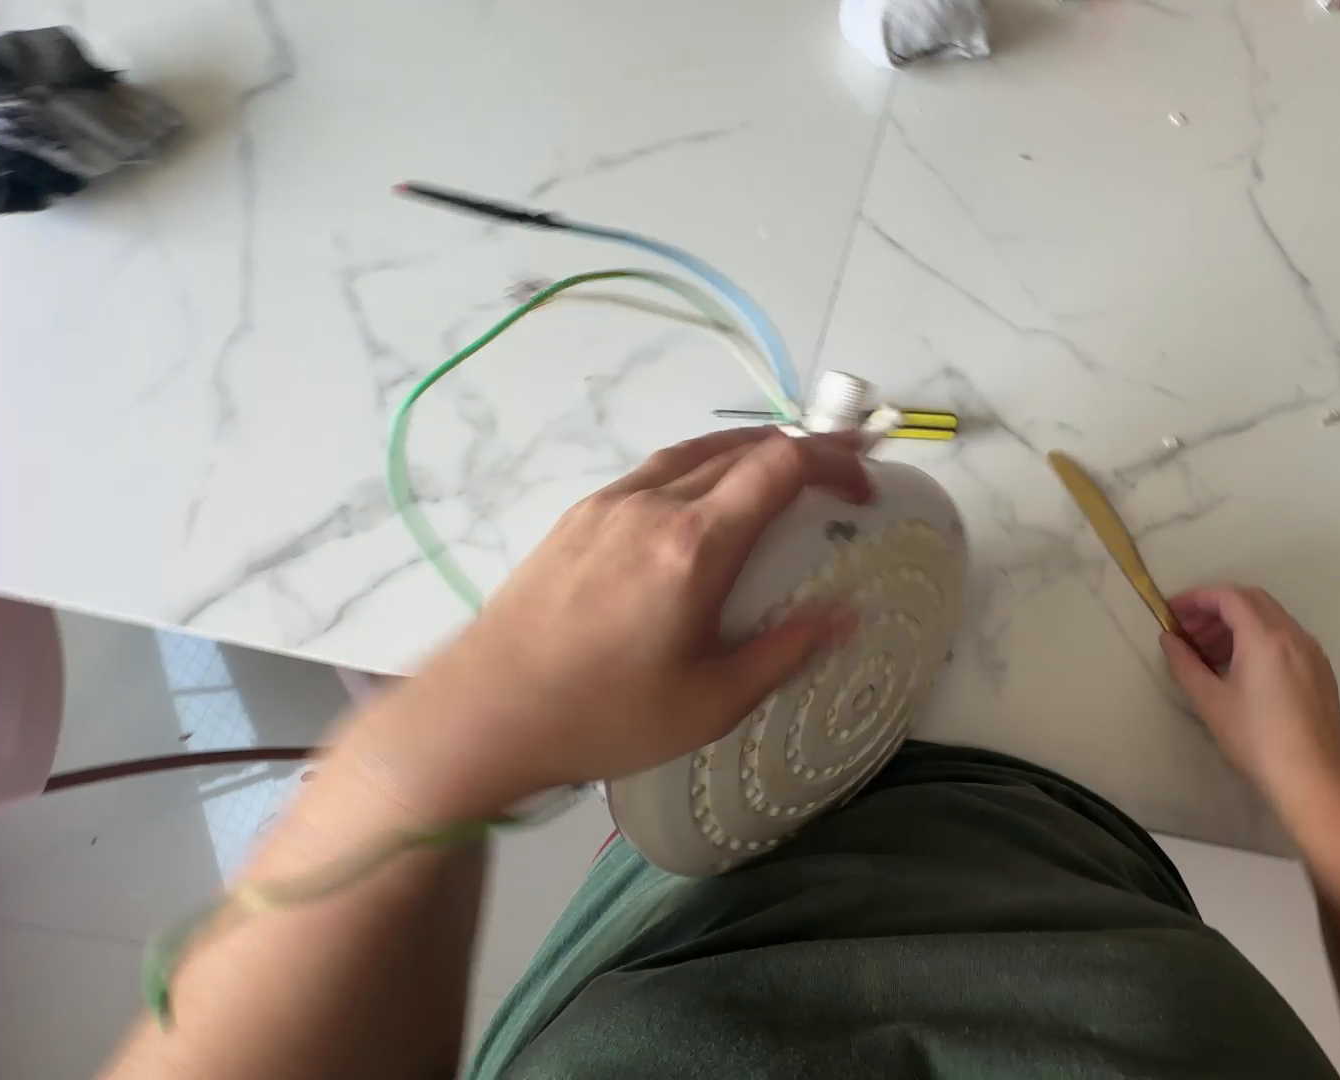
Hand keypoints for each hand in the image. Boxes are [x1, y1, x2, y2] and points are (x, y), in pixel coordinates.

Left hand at [370, 428, 871, 815]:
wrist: (477, 717)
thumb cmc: (603, 717)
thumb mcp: (712, 702)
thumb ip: (786, 650)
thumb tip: (846, 615)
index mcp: (696, 544)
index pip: (782, 465)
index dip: (835, 462)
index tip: (862, 492)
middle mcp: (654, 504)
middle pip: (746, 447)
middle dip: (806, 455)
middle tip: (837, 485)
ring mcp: (610, 503)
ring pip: (700, 451)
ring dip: (754, 456)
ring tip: (783, 484)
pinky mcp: (580, 516)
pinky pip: (659, 470)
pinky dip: (705, 470)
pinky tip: (706, 507)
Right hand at [1160, 585, 1339, 820]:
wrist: (1317, 782)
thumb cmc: (1258, 740)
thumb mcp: (1211, 702)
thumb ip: (1185, 664)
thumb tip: (1169, 641)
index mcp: (1266, 638)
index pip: (1228, 597)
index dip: (1196, 598)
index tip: (1172, 612)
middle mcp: (1294, 636)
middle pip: (1251, 600)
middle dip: (1215, 608)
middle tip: (1187, 631)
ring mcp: (1312, 653)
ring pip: (1270, 618)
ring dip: (1236, 623)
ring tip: (1207, 652)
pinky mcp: (1320, 672)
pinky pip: (1284, 638)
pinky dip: (1257, 638)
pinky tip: (1239, 668)